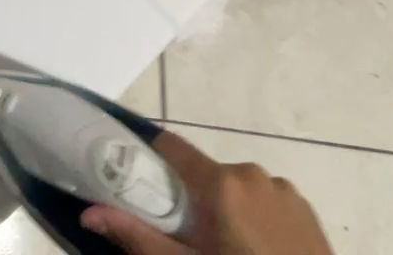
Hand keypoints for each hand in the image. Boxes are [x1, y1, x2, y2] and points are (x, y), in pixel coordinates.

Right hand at [80, 132, 332, 254]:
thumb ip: (137, 237)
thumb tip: (87, 213)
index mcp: (222, 183)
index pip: (172, 148)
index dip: (151, 158)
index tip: (136, 177)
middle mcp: (252, 173)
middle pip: (204, 173)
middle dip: (191, 199)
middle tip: (186, 238)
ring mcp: (283, 189)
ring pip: (236, 187)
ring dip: (224, 209)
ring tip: (225, 249)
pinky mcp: (305, 208)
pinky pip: (266, 200)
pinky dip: (254, 216)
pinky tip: (256, 250)